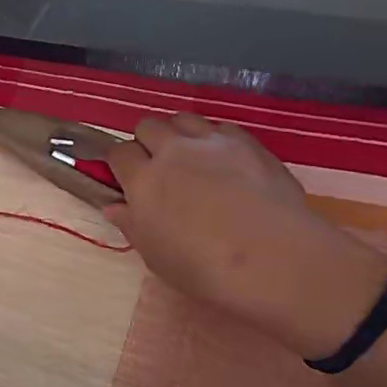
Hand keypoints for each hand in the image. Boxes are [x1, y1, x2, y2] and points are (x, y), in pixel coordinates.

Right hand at [105, 114, 386, 358]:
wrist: (272, 258)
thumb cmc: (202, 267)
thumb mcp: (155, 256)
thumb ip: (133, 225)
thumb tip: (115, 207)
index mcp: (144, 180)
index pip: (118, 153)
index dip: (119, 164)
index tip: (126, 179)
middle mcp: (173, 151)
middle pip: (148, 126)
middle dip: (146, 142)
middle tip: (156, 168)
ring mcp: (212, 143)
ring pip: (184, 119)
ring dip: (179, 134)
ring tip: (188, 158)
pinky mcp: (248, 143)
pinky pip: (221, 128)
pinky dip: (214, 139)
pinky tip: (224, 163)